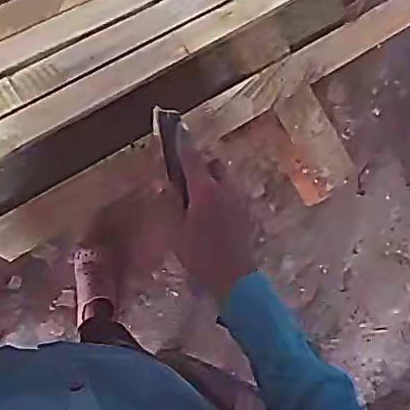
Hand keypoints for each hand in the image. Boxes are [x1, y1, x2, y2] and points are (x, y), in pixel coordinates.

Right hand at [172, 141, 256, 299]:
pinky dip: (218, 192)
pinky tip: (208, 211)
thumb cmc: (201, 256)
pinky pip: (230, 192)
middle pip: (213, 164)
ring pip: (224, 178)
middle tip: (182, 174)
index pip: (192, 158)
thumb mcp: (176, 231)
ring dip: (210, 178)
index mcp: (205, 190)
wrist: (235, 279)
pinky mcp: (244, 213)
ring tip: (194, 194)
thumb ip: (171, 203)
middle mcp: (225, 189)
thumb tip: (164, 183)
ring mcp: (238, 200)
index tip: (174, 130)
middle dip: (199, 163)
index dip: (181, 143)